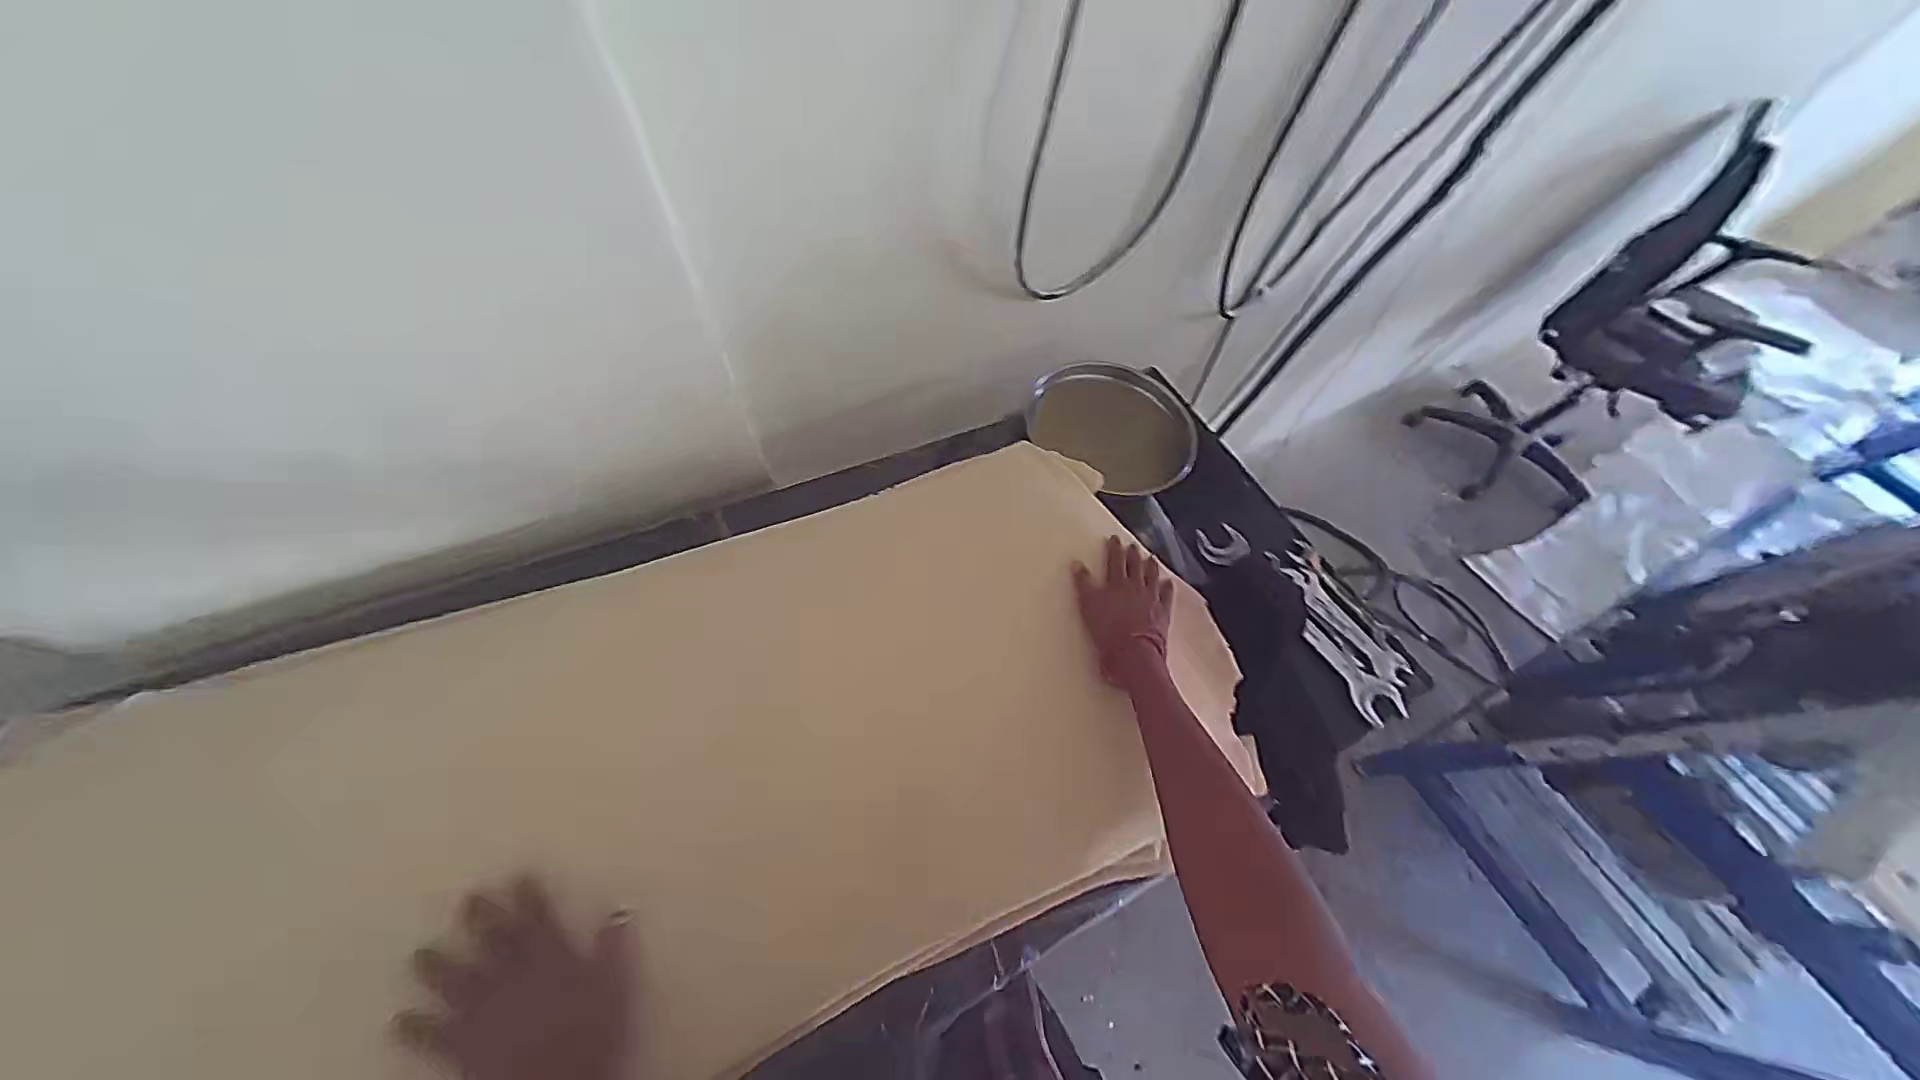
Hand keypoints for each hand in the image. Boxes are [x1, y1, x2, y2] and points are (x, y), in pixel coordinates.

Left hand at [394, 875, 635, 1079]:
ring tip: (419, 953)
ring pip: (455, 979)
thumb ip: (612, 947)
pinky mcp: (461, 1043)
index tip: (519, 875)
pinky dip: (413, 1027)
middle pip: (493, 940)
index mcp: (551, 956)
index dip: (528, 895)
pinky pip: (431, 1034)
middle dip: (479, 917)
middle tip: (467, 897)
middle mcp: (513, 974)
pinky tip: (398, 1020)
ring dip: (436, 965)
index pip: (539, 917)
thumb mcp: (613, 983)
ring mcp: (484, 1007)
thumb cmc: (593, 1030)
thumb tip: (617, 910)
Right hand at [1071, 536, 1173, 689]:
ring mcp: (1151, 599)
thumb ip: (1083, 584)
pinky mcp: (1162, 613)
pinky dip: (1167, 588)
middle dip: (1133, 554)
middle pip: (1135, 566)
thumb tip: (1077, 564)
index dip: (1114, 549)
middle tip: (1133, 545)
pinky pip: (1166, 596)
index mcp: (1116, 584)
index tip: (1114, 538)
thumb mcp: (1087, 606)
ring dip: (1151, 566)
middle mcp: (1135, 587)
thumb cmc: (1107, 631)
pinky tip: (1168, 583)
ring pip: (1152, 577)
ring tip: (1151, 557)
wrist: (1133, 653)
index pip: (1115, 561)